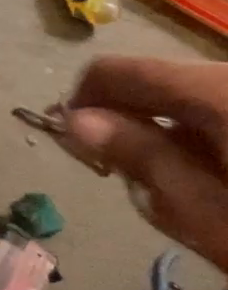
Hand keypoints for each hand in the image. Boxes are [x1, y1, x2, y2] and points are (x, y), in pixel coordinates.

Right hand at [60, 56, 227, 268]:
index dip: (83, 104)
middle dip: (150, 131)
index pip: (114, 72)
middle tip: (160, 188)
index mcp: (218, 91)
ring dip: (200, 144)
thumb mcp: (213, 218)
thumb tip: (76, 122)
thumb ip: (140, 160)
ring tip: (217, 198)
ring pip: (213, 103)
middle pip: (168, 87)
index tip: (82, 145)